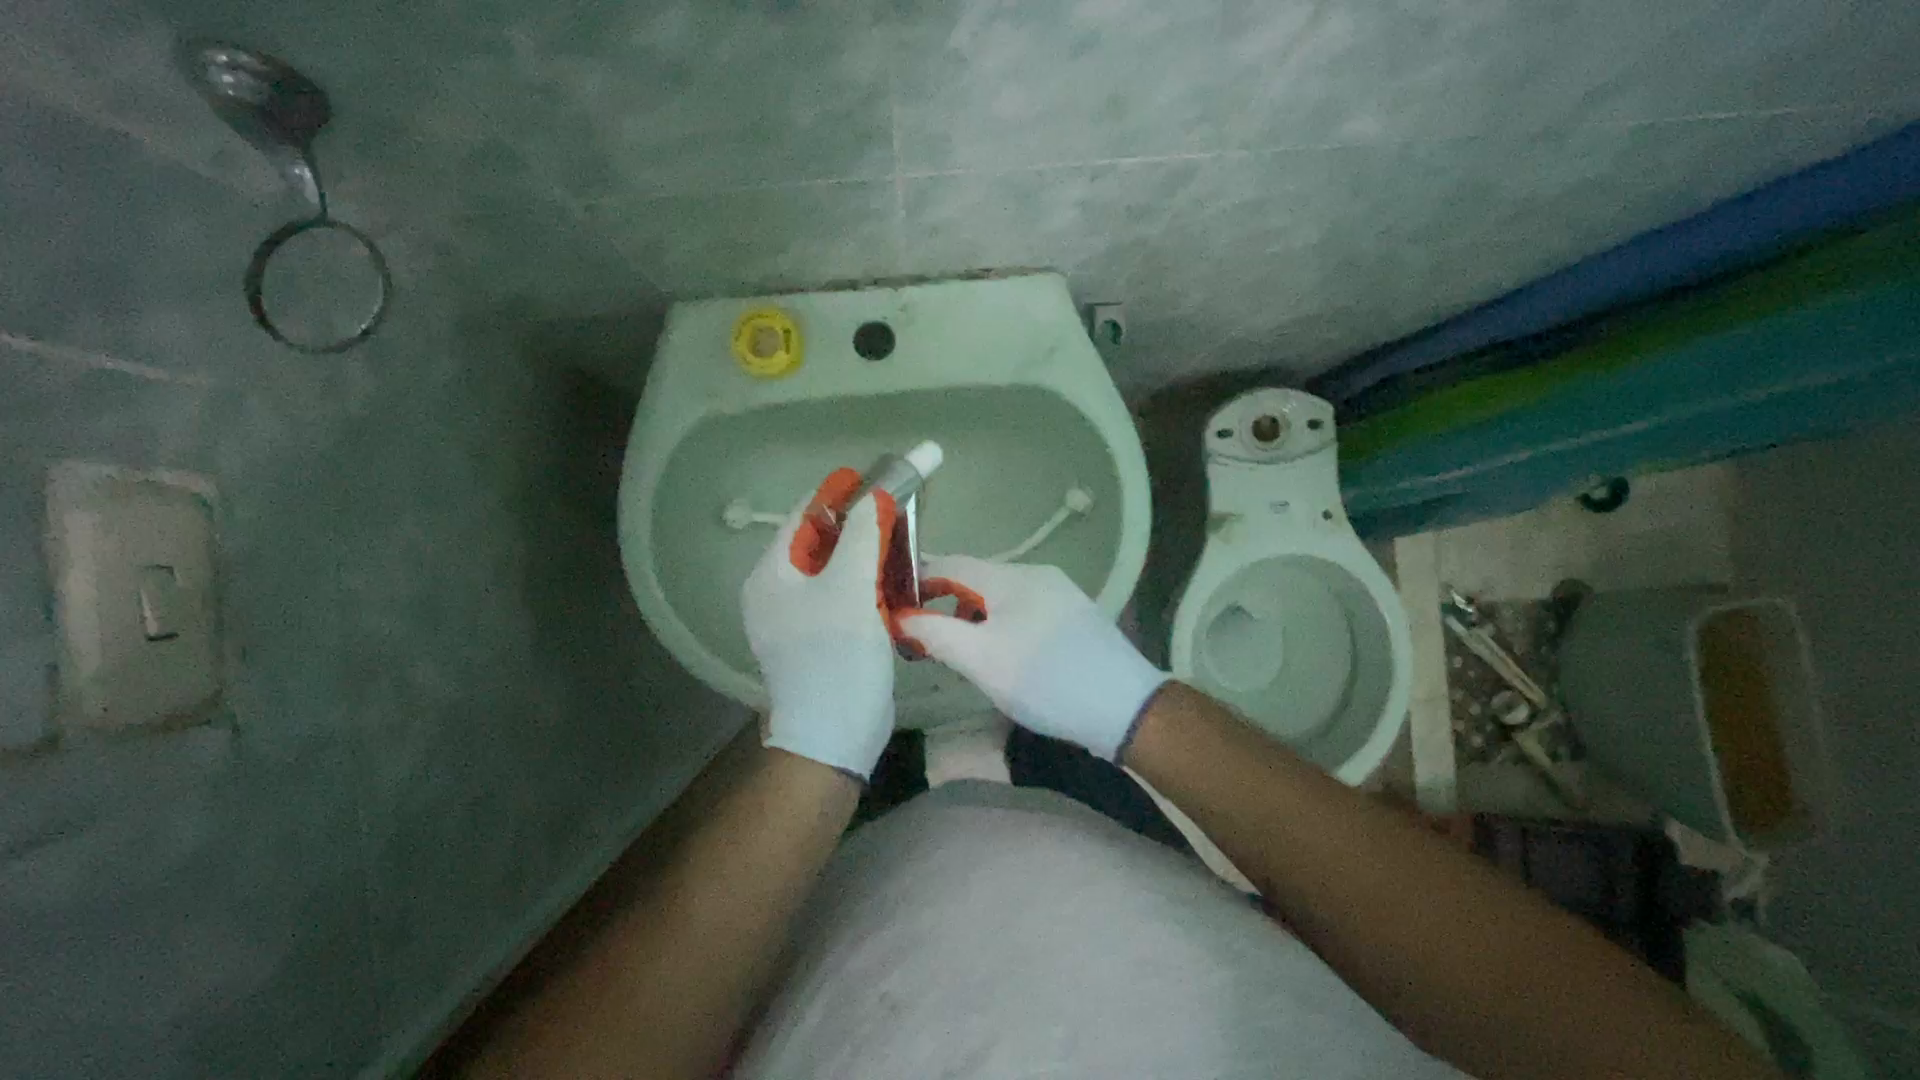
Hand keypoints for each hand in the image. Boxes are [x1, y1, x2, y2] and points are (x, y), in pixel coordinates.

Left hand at [741, 496, 894, 777]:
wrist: (835, 733)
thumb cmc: (835, 656)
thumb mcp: (849, 588)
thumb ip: (860, 536)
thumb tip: (872, 497)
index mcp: (771, 576)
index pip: (802, 518)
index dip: (838, 494)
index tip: (875, 478)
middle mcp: (777, 594)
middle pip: (819, 544)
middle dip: (856, 525)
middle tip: (896, 509)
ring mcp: (797, 620)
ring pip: (834, 572)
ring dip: (864, 555)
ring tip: (901, 538)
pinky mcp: (819, 641)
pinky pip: (842, 599)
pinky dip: (866, 585)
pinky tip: (893, 579)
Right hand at [899, 556, 1167, 760]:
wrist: (1124, 707)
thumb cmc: (1046, 680)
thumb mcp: (981, 661)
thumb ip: (935, 634)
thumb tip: (899, 616)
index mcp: (1011, 576)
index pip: (948, 563)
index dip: (916, 581)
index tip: (891, 606)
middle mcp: (1036, 574)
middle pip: (975, 579)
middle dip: (944, 604)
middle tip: (922, 639)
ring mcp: (1060, 595)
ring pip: (1000, 598)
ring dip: (972, 619)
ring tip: (958, 654)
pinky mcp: (1074, 618)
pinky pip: (1023, 612)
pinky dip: (999, 627)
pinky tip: (1000, 658)